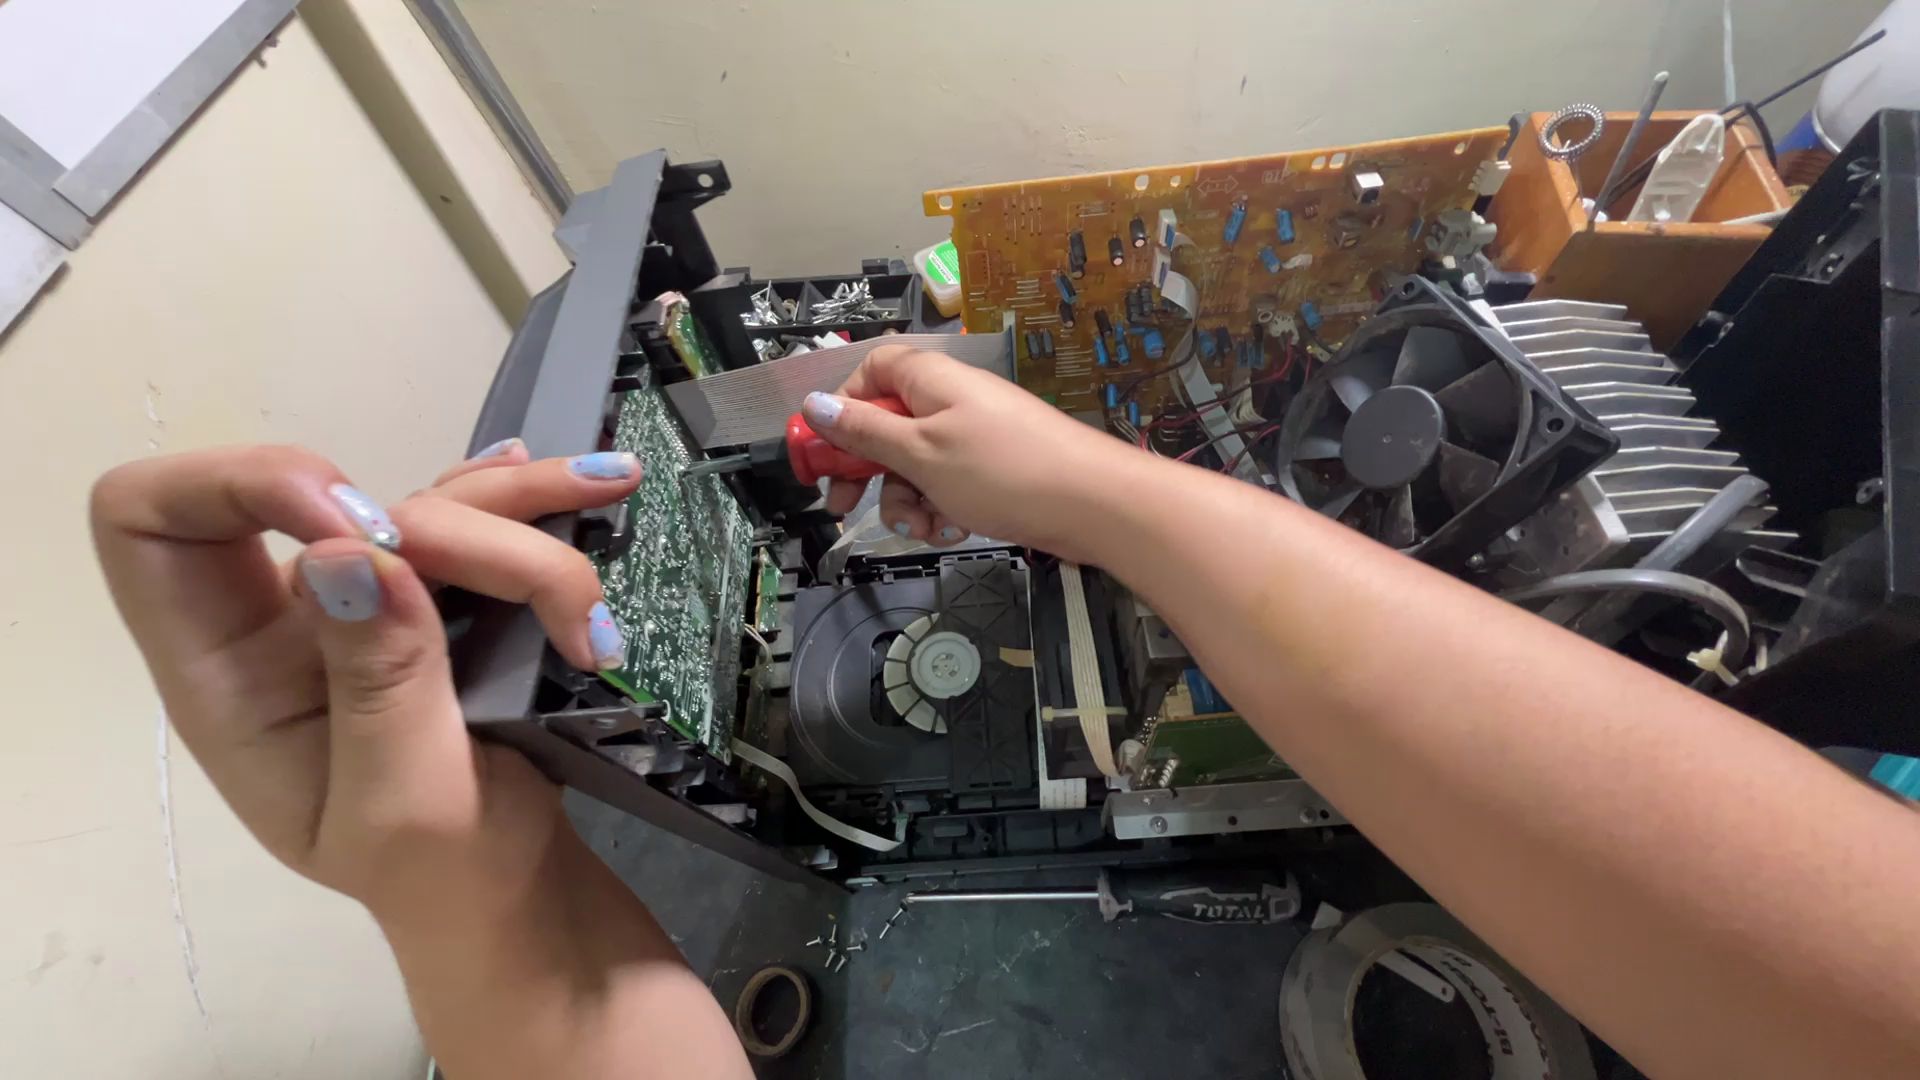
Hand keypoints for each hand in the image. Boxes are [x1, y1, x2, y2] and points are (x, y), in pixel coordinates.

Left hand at [91, 440, 643, 928]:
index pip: (157, 522)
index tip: (370, 531)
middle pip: (364, 508)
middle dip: (483, 542)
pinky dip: (533, 495)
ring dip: (533, 499)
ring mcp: (381, 597)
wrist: (500, 871)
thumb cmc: (437, 861)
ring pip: (443, 500)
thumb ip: (379, 683)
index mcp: (231, 667)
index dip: (245, 489)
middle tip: (577, 617)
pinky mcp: (452, 596)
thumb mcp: (401, 798)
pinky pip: (484, 517)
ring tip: (617, 487)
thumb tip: (356, 554)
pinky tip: (574, 485)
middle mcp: (299, 612)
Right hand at [811, 345, 1133, 561]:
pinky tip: (952, 530)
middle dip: (869, 471)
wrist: (1091, 504)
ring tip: (923, 526)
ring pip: (913, 465)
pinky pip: (945, 485)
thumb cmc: (1003, 471)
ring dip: (906, 501)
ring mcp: (972, 437)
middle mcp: (949, 402)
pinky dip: (940, 508)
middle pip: (886, 427)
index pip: (871, 372)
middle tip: (845, 505)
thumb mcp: (919, 453)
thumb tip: (814, 404)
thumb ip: (864, 431)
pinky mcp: (990, 470)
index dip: (843, 406)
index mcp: (929, 380)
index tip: (825, 448)